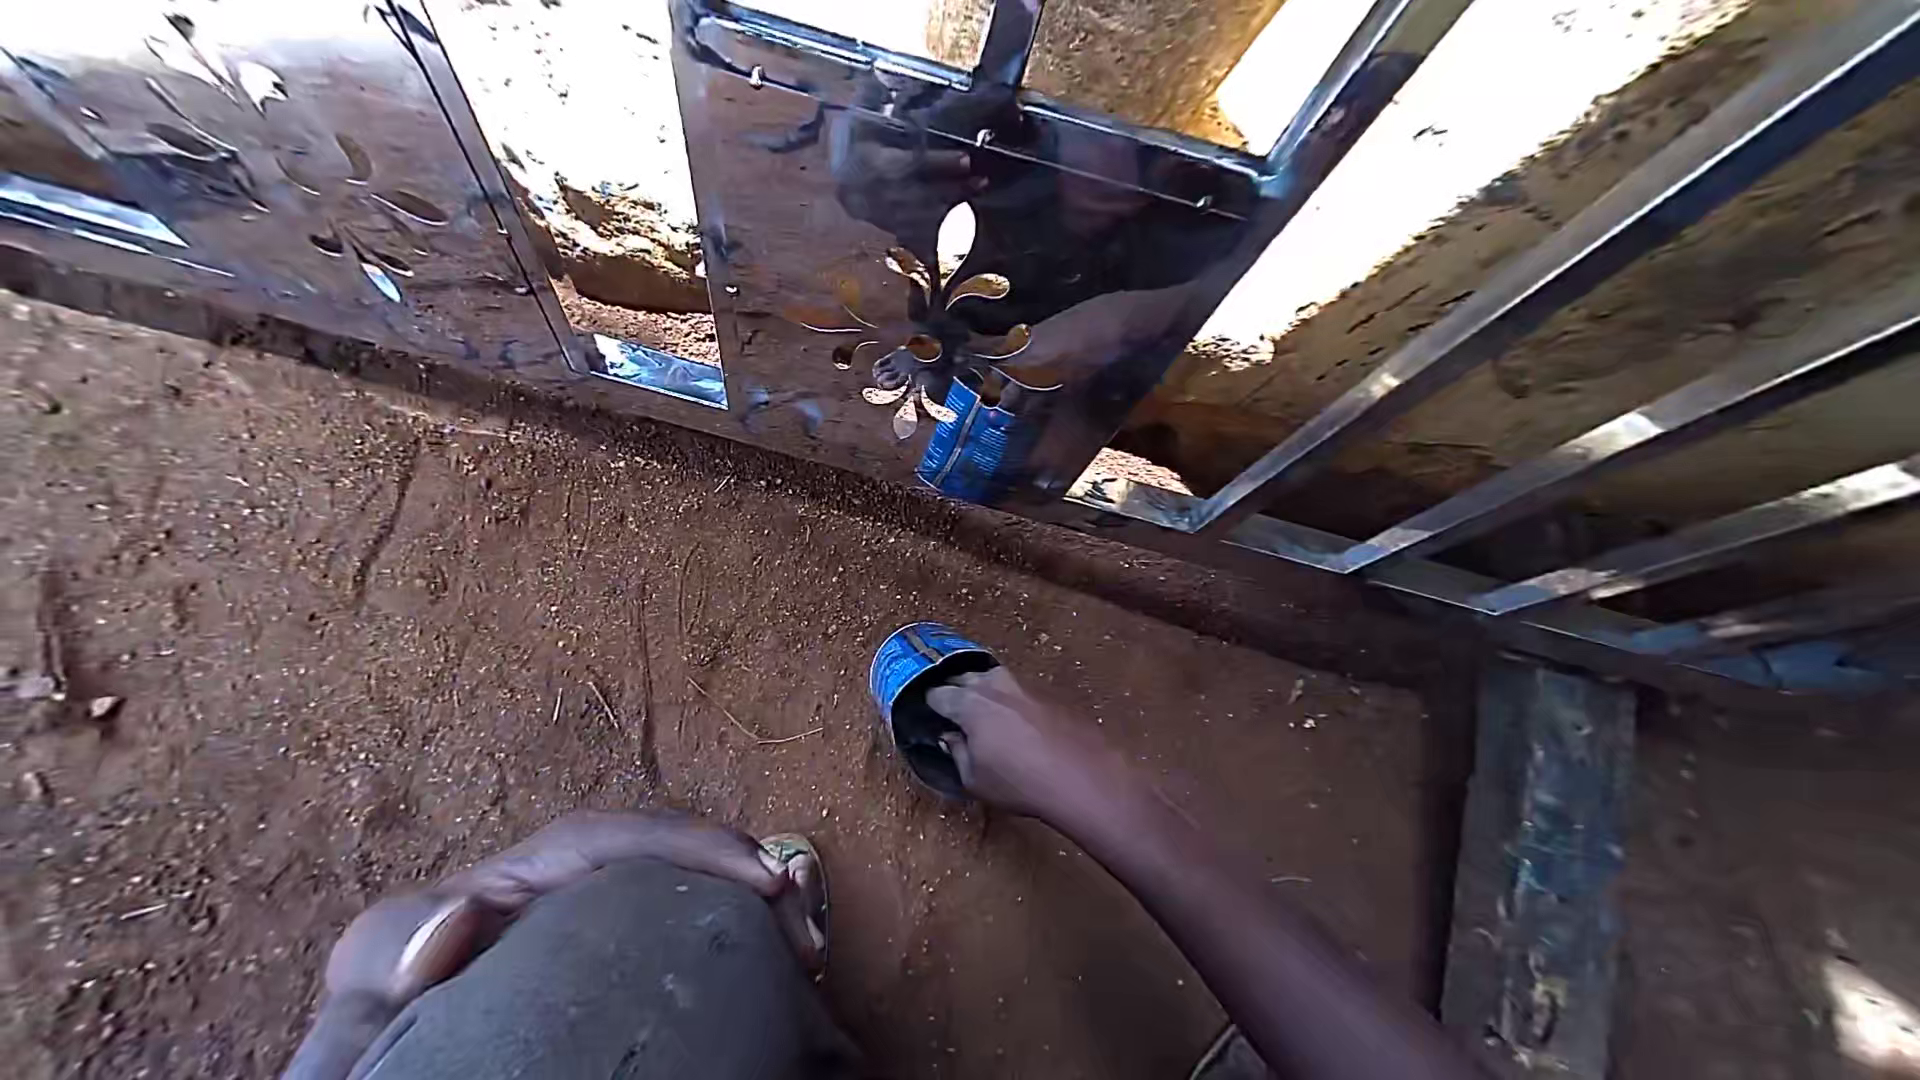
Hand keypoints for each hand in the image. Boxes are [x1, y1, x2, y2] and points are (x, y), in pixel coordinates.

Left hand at [286, 811, 788, 1079]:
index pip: (620, 837)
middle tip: (802, 917)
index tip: (760, 878)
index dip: (695, 844)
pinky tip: (788, 956)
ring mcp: (620, 911)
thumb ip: (385, 956)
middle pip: (683, 852)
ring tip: (808, 941)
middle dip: (749, 868)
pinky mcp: (643, 943)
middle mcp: (589, 880)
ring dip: (766, 899)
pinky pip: (708, 917)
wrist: (418, 1056)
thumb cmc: (387, 1016)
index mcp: (536, 872)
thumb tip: (460, 920)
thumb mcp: (369, 989)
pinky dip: (754, 928)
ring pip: (706, 881)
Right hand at [925, 667, 1135, 821]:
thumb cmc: (1020, 782)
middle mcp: (993, 685)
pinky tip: (1011, 718)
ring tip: (978, 707)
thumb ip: (956, 752)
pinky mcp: (1046, 692)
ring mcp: (1022, 685)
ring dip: (980, 688)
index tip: (927, 713)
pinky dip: (1006, 698)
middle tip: (948, 707)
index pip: (938, 693)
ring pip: (990, 677)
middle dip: (952, 689)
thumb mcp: (974, 779)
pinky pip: (1015, 689)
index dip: (929, 703)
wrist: (1083, 775)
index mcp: (969, 703)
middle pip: (963, 677)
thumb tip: (950, 737)